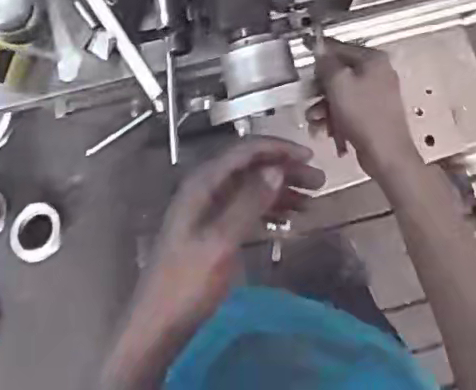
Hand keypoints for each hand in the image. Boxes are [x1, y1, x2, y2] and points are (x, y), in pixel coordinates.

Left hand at [136, 137, 323, 331]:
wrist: (157, 327)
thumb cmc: (187, 283)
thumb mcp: (221, 242)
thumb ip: (248, 202)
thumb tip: (277, 169)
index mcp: (203, 182)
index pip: (245, 150)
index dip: (278, 148)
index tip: (310, 155)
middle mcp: (205, 187)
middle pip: (250, 166)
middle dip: (284, 168)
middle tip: (318, 180)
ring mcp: (208, 208)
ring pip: (250, 186)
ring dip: (280, 189)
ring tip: (311, 200)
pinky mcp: (212, 229)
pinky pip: (245, 207)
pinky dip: (268, 208)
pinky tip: (289, 220)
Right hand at [313, 41, 421, 175]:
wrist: (387, 155)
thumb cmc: (362, 114)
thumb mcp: (338, 83)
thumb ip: (326, 63)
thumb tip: (320, 48)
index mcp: (373, 59)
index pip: (340, 47)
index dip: (320, 51)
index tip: (303, 54)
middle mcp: (377, 72)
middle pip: (339, 72)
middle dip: (320, 88)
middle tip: (309, 98)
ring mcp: (377, 94)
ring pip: (341, 93)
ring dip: (324, 106)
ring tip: (315, 120)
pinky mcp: (374, 113)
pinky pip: (349, 108)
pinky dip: (336, 117)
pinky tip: (326, 130)